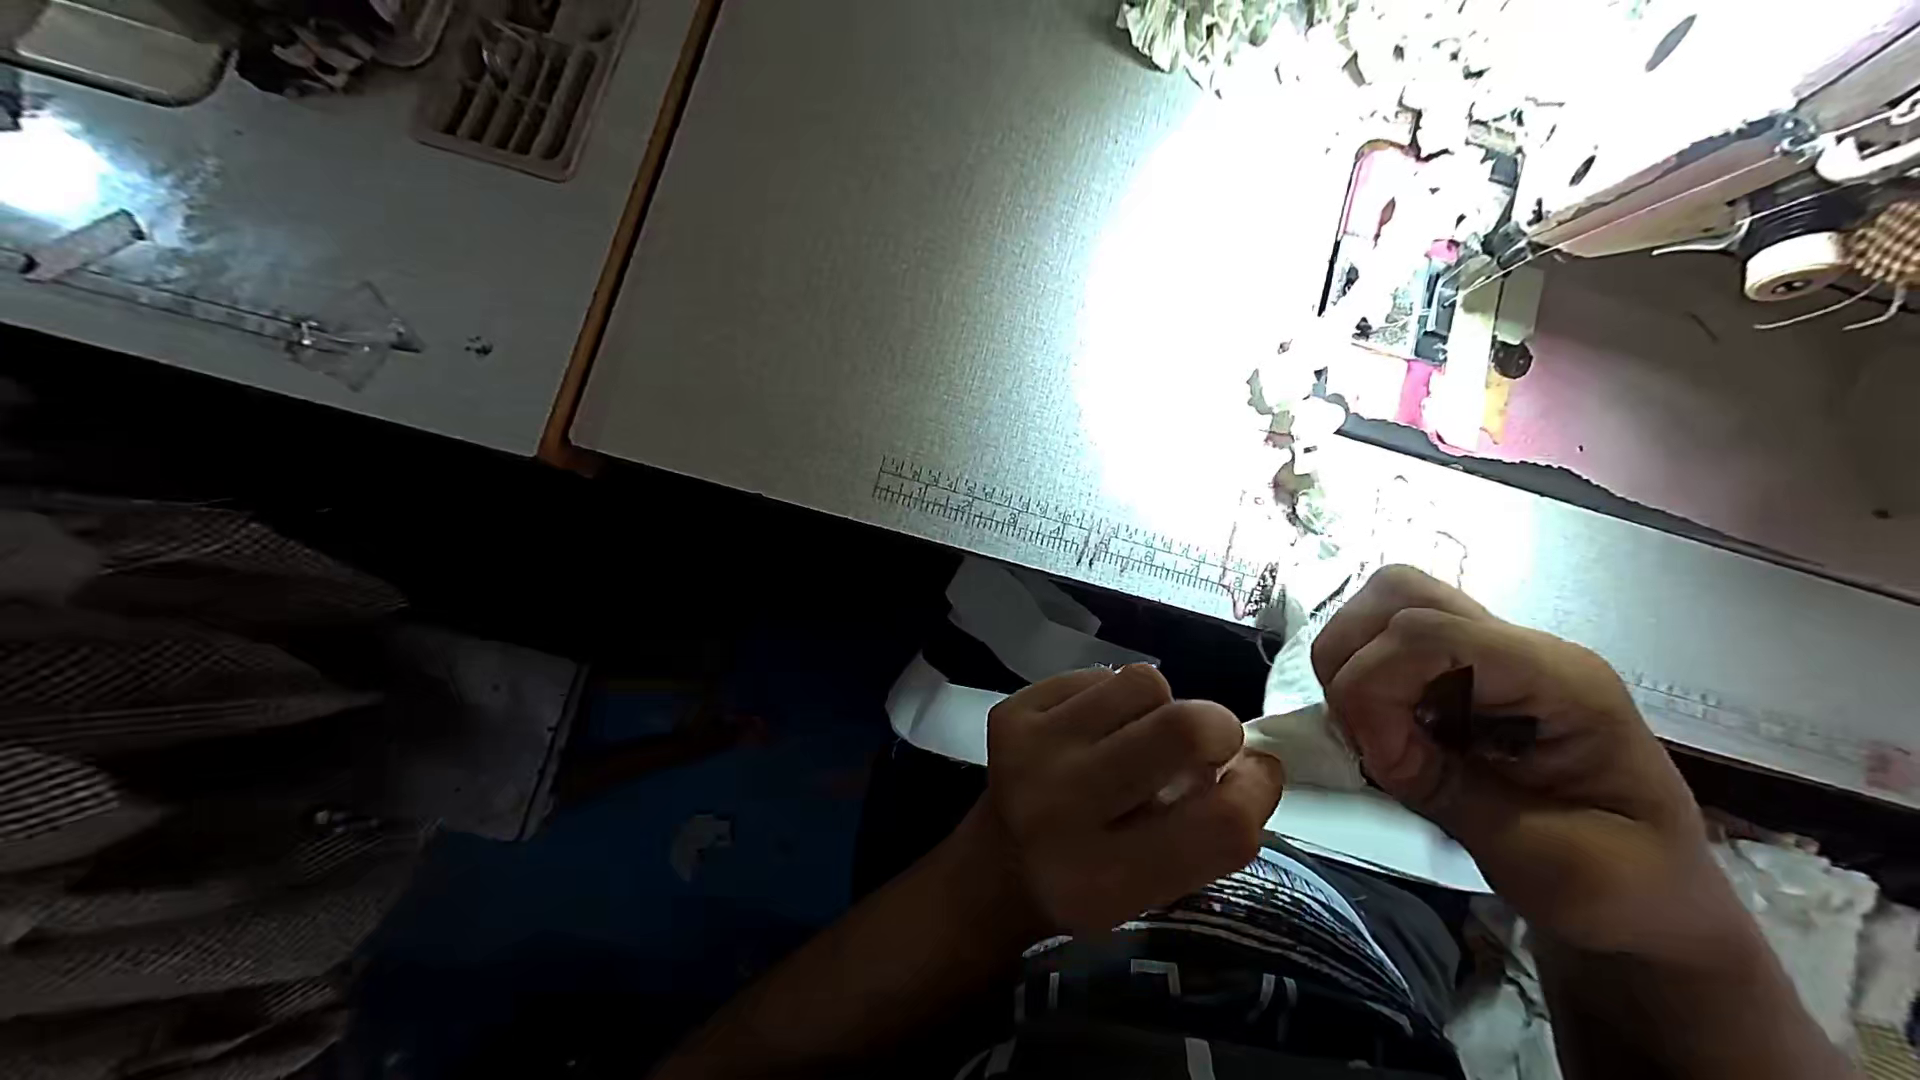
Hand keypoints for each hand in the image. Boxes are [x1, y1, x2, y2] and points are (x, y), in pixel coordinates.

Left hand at [982, 664, 1285, 936]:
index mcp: (1107, 879)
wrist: (1000, 862)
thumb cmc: (1093, 881)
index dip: (1259, 788)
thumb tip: (1251, 755)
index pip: (1221, 822)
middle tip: (1209, 741)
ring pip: (1143, 683)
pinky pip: (1097, 675)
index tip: (1258, 771)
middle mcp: (1061, 808)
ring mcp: (1029, 750)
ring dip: (1160, 706)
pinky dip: (1113, 699)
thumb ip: (1213, 831)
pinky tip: (1097, 731)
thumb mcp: (1159, 888)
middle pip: (1182, 729)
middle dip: (1218, 727)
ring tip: (1140, 736)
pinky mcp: (1011, 712)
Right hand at [1313, 566, 1750, 965]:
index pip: (1426, 633)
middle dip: (1350, 658)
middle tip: (1359, 730)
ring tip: (1367, 730)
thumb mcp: (1542, 860)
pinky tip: (1379, 729)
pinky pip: (1382, 642)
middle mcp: (1522, 649)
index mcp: (1561, 682)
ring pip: (1382, 608)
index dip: (1374, 689)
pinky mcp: (1461, 673)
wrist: (1659, 909)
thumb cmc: (1625, 892)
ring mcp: (1490, 656)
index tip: (1380, 762)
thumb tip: (1363, 740)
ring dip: (1349, 664)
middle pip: (1398, 595)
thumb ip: (1441, 786)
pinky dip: (1358, 677)